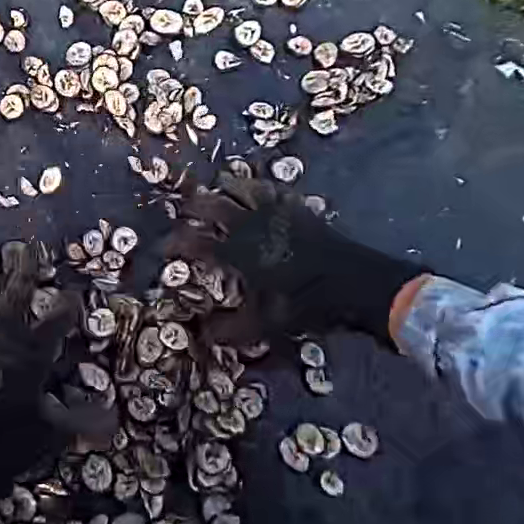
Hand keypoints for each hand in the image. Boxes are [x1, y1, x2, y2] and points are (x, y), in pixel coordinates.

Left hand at [0, 241, 105, 523]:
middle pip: (17, 291)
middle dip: (24, 268)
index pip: (58, 320)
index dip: (68, 306)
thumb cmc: (6, 436)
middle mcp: (4, 331)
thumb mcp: (50, 432)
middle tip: (25, 247)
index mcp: (33, 349)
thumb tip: (114, 419)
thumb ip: (81, 421)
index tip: (73, 294)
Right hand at [168, 170, 424, 341]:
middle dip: (191, 207)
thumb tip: (203, 336)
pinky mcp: (296, 208)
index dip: (174, 244)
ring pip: (239, 187)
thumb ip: (232, 330)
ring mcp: (274, 212)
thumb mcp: (266, 324)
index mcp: (237, 251)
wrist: (360, 283)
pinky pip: (271, 189)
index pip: (193, 241)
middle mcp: (249, 225)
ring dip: (223, 189)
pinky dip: (258, 189)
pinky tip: (258, 196)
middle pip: (210, 204)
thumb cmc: (308, 304)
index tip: (163, 249)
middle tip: (183, 213)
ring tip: (216, 193)